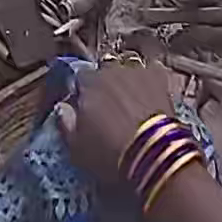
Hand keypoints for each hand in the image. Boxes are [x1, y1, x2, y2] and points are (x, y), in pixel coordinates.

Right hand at [54, 62, 179, 184]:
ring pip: (127, 65)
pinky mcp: (159, 78)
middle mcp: (109, 69)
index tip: (86, 106)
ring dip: (127, 77)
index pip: (79, 78)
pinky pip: (152, 69)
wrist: (155, 156)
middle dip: (105, 82)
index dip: (83, 91)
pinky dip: (150, 77)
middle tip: (110, 104)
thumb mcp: (78, 148)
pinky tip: (152, 90)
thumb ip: (65, 123)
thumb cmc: (111, 153)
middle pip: (104, 68)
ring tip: (132, 96)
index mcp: (87, 82)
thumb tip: (62, 107)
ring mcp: (136, 71)